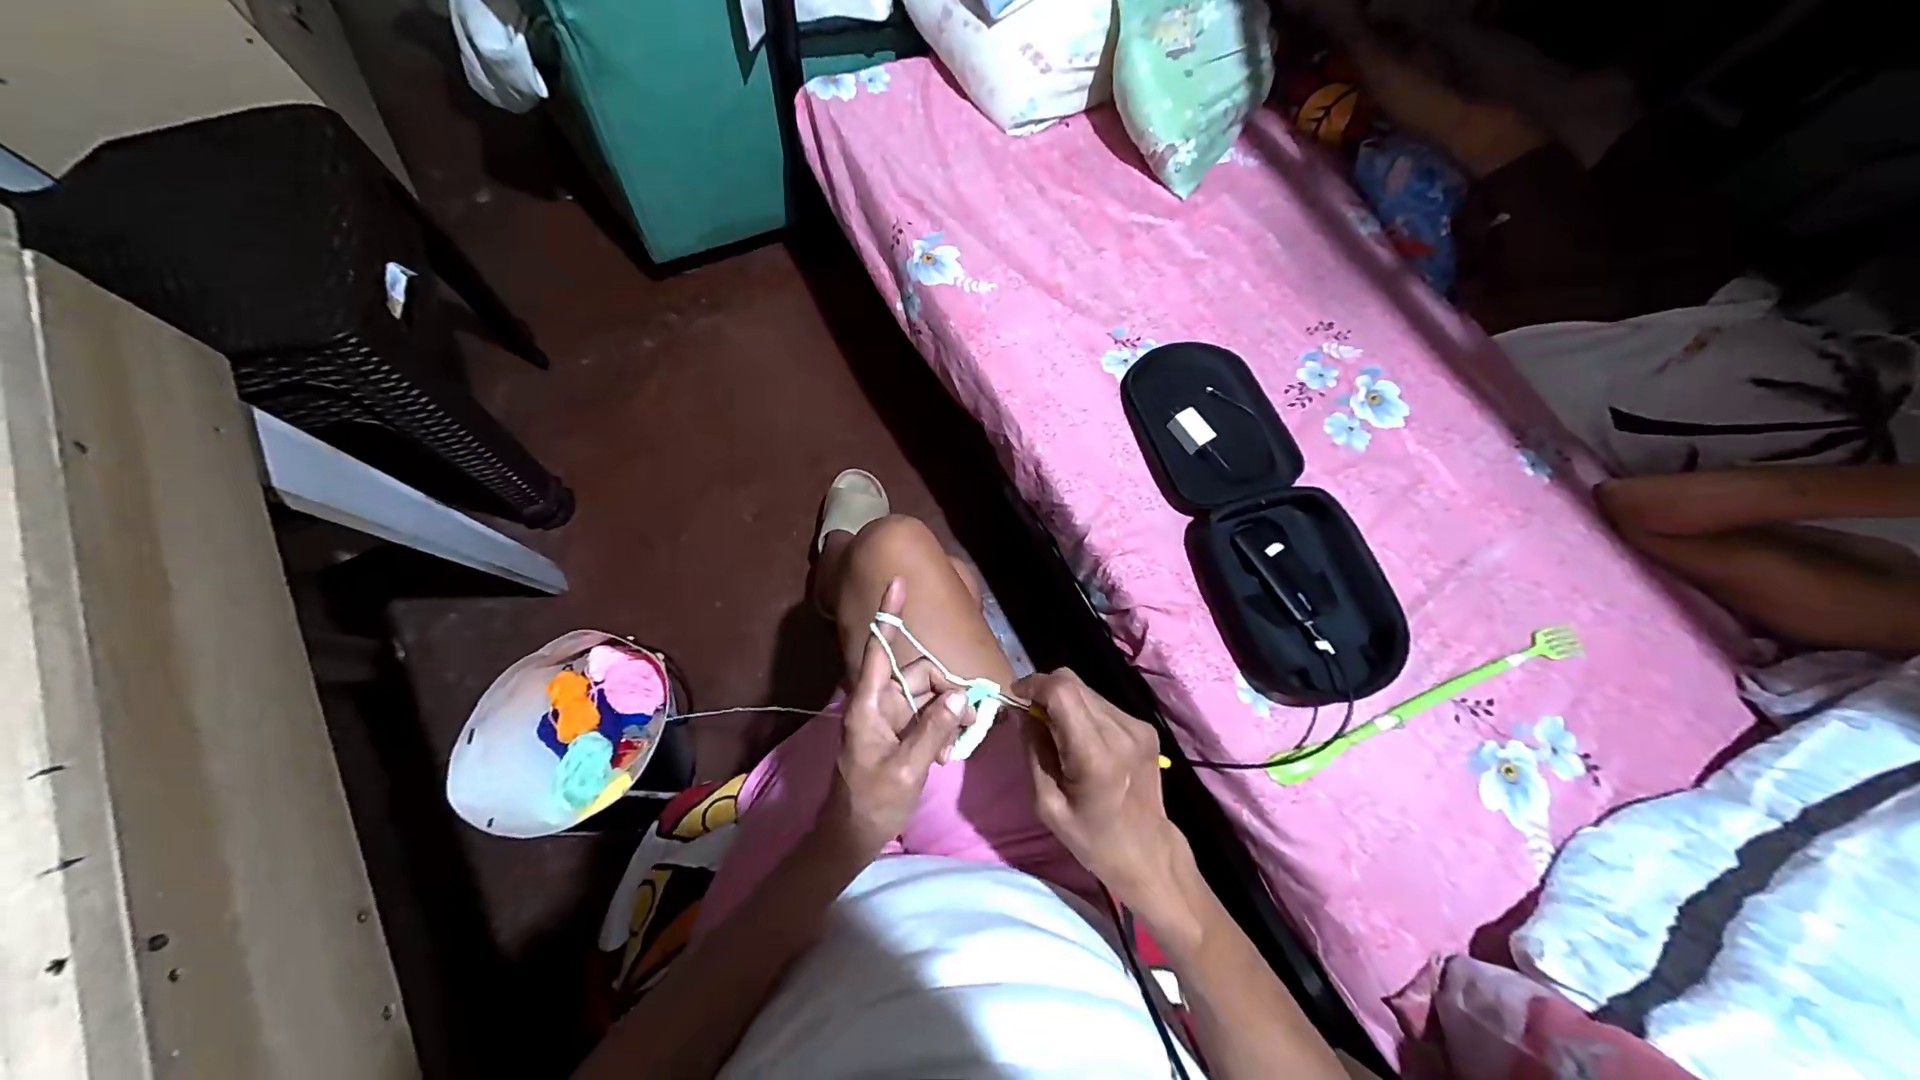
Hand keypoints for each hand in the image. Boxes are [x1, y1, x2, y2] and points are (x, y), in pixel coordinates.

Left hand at [816, 578, 968, 860]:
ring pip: (928, 693)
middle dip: (945, 691)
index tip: (898, 581)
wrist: (853, 834)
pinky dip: (942, 726)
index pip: (879, 649)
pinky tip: (946, 752)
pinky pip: (928, 713)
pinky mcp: (900, 730)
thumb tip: (959, 698)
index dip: (889, 614)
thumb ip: (933, 731)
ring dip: (946, 713)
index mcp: (868, 704)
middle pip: (918, 673)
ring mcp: (890, 716)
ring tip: (951, 748)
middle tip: (965, 722)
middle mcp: (879, 701)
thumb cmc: (871, 802)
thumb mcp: (905, 769)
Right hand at [1014, 669, 1200, 925]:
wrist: (1148, 853)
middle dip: (1045, 691)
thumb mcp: (1047, 804)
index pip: (1062, 691)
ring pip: (1086, 690)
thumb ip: (1033, 751)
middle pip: (1073, 683)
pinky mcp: (1145, 727)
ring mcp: (1137, 727)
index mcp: (1096, 755)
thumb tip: (1020, 711)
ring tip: (1056, 731)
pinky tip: (1080, 737)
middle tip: (1031, 716)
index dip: (1034, 684)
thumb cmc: (1092, 838)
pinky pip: (1102, 703)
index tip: (1015, 696)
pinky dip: (1082, 711)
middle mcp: (1121, 731)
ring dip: (1064, 701)